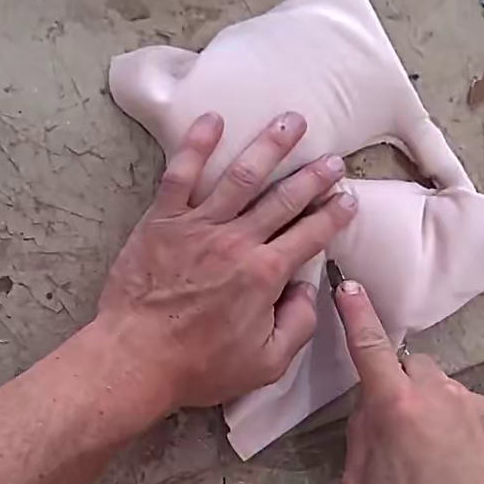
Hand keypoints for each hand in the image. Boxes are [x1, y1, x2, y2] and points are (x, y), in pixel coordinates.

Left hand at [96, 111, 356, 412]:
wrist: (134, 359)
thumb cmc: (201, 365)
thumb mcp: (268, 363)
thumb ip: (300, 324)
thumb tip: (308, 289)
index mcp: (266, 273)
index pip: (312, 235)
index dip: (335, 215)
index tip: (349, 198)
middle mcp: (238, 241)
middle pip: (284, 198)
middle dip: (314, 176)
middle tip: (333, 158)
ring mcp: (199, 226)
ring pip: (242, 176)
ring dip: (270, 146)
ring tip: (291, 121)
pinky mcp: (163, 221)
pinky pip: (181, 175)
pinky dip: (197, 144)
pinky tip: (213, 119)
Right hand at [335, 279, 483, 483]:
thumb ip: (362, 439)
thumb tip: (371, 410)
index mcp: (398, 408)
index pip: (371, 347)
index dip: (357, 313)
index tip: (349, 284)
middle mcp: (440, 393)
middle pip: (410, 366)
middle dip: (397, 384)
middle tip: (394, 431)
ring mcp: (475, 405)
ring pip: (439, 388)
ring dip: (426, 407)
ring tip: (430, 461)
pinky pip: (464, 407)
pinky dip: (453, 423)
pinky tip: (459, 467)